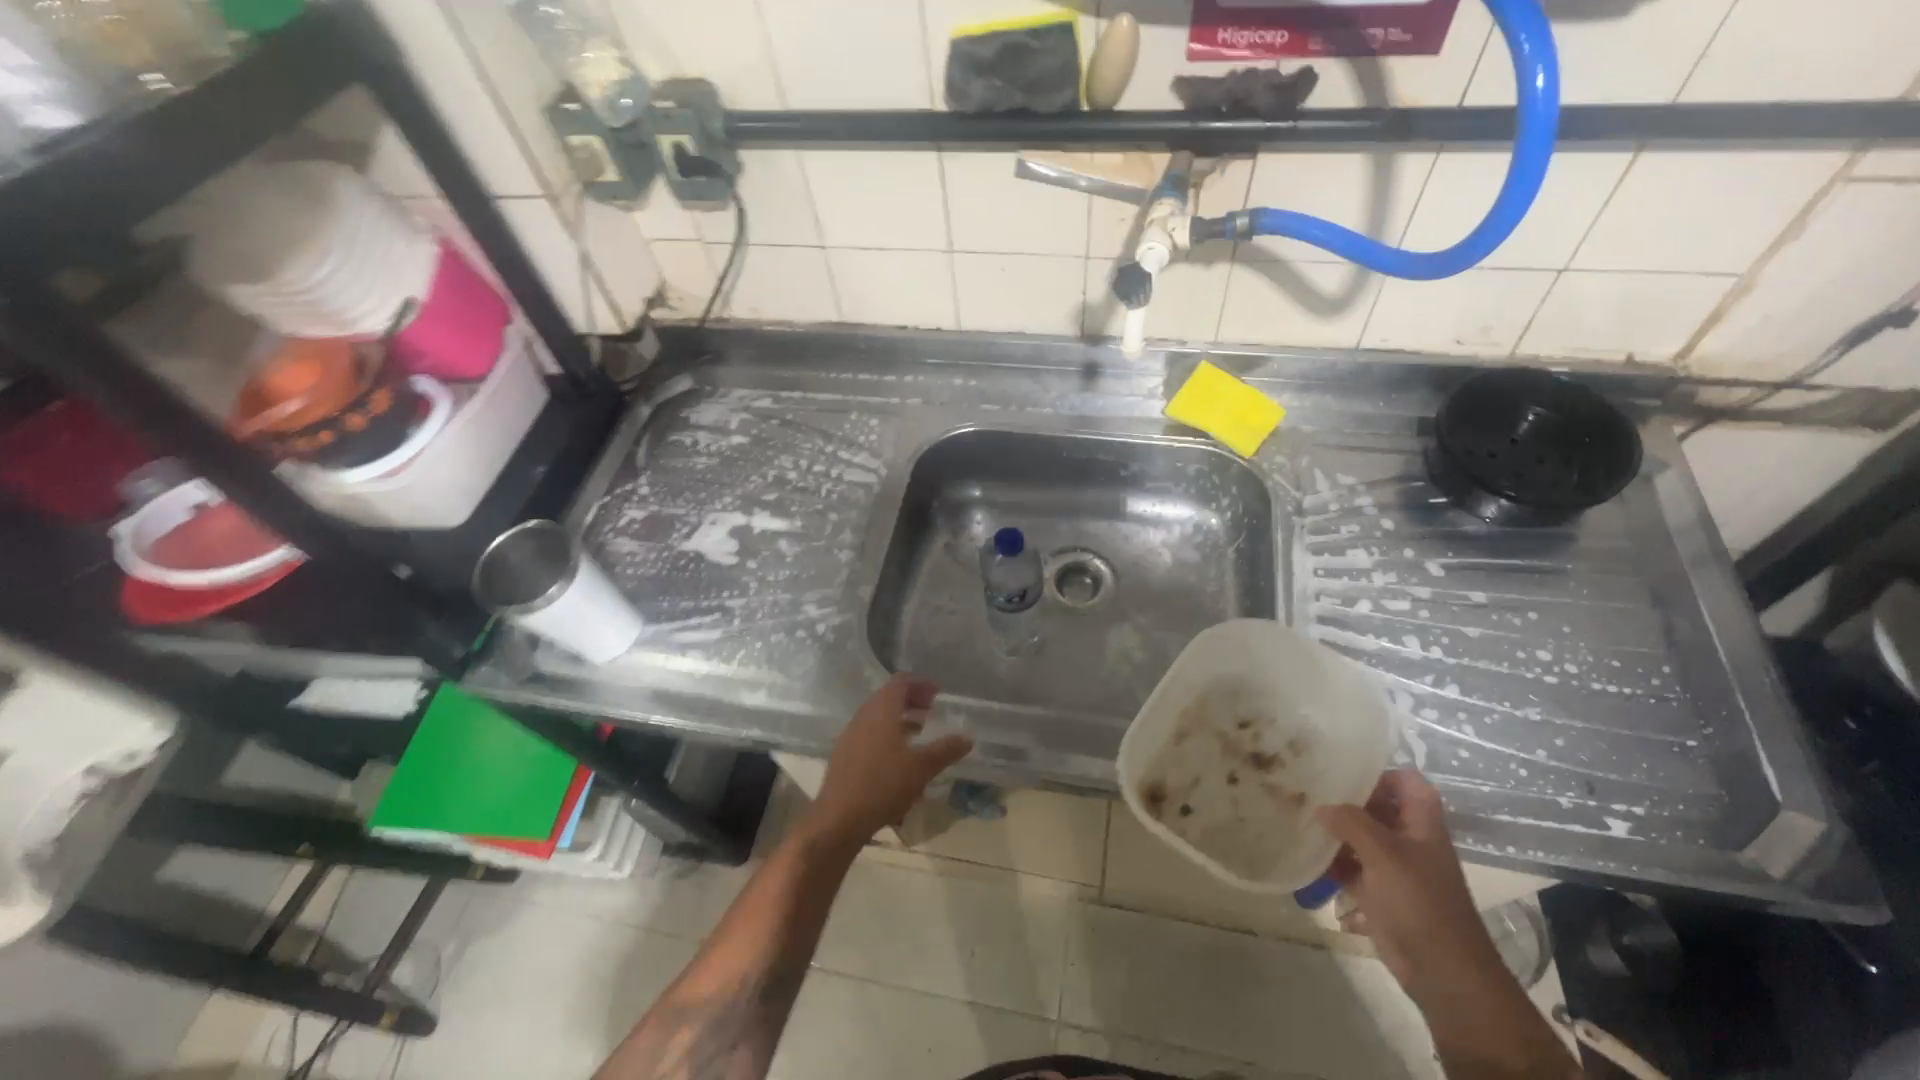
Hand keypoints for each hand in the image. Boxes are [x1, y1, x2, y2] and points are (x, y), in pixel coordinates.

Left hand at [808, 675, 973, 845]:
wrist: (840, 818)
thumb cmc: (884, 785)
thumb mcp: (922, 768)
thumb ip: (946, 750)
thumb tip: (967, 738)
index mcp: (881, 711)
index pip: (900, 682)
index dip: (920, 683)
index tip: (938, 693)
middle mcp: (863, 717)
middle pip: (887, 697)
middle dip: (911, 701)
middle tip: (931, 711)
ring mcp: (850, 736)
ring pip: (877, 717)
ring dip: (898, 720)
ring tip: (918, 734)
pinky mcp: (844, 756)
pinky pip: (868, 734)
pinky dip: (886, 736)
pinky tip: (898, 759)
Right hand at [1316, 769, 1501, 992]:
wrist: (1442, 969)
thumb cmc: (1419, 902)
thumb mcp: (1384, 854)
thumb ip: (1352, 823)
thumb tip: (1322, 807)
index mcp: (1422, 825)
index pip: (1407, 782)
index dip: (1380, 774)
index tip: (1342, 775)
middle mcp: (1409, 841)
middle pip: (1379, 809)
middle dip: (1347, 802)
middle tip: (1309, 794)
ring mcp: (1394, 869)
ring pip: (1362, 839)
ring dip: (1335, 833)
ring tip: (1299, 821)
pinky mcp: (1379, 894)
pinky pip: (1352, 869)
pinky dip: (1332, 864)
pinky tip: (1305, 859)